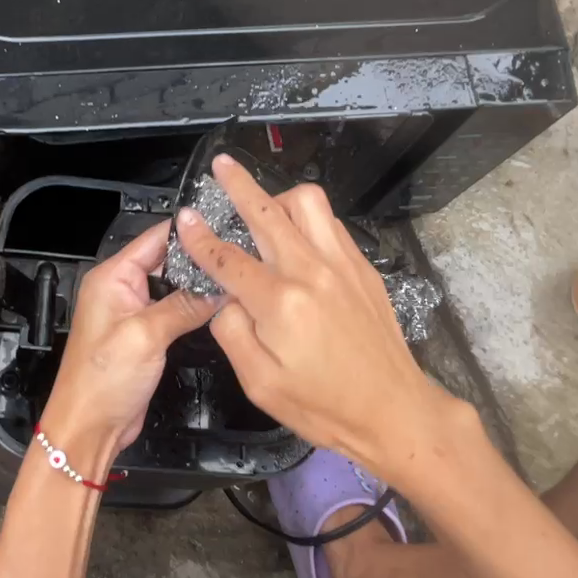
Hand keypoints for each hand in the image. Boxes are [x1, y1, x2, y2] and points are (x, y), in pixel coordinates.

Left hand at [43, 220, 219, 454]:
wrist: (89, 428)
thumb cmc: (102, 381)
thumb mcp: (146, 335)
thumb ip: (184, 306)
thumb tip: (220, 288)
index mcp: (112, 277)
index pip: (155, 238)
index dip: (188, 231)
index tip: (223, 226)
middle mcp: (121, 289)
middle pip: (167, 260)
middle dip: (199, 259)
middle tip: (240, 256)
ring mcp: (133, 313)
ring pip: (173, 287)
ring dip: (199, 285)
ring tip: (236, 277)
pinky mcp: (145, 335)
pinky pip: (173, 311)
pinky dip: (193, 308)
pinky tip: (219, 306)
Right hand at [175, 154, 465, 471]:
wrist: (392, 411)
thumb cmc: (323, 405)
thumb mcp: (258, 382)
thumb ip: (231, 331)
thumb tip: (225, 297)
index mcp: (280, 303)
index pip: (228, 258)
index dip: (200, 237)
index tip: (185, 218)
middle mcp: (311, 272)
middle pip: (266, 211)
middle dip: (238, 184)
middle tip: (221, 166)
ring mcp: (341, 264)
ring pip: (308, 202)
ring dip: (279, 195)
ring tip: (263, 204)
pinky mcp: (362, 268)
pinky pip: (330, 222)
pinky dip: (307, 217)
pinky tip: (296, 232)